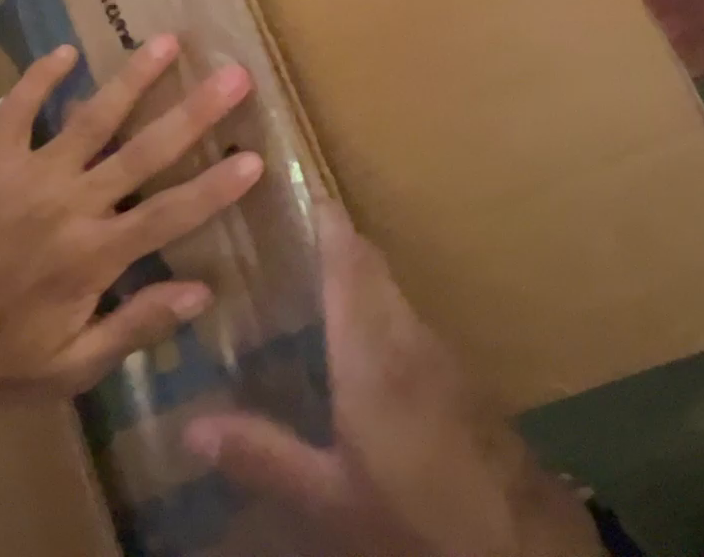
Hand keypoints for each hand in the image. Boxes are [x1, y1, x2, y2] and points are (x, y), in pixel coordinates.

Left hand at [0, 34, 261, 420]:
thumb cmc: (12, 359)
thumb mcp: (79, 364)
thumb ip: (138, 326)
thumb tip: (202, 292)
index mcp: (93, 257)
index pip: (169, 215)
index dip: (215, 187)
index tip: (254, 157)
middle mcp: (66, 208)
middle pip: (142, 153)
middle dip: (193, 113)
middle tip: (234, 76)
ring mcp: (24, 179)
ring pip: (89, 121)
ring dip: (131, 79)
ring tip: (166, 40)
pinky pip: (14, 113)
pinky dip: (37, 81)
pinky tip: (64, 51)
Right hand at [182, 203, 602, 556]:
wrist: (512, 534)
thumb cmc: (416, 503)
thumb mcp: (329, 494)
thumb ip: (263, 454)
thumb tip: (191, 426)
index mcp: (370, 347)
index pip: (348, 258)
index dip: (324, 217)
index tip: (294, 182)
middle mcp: (405, 331)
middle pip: (369, 262)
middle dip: (331, 235)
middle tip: (281, 226)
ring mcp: (435, 348)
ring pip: (388, 286)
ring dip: (353, 267)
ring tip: (303, 271)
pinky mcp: (450, 369)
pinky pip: (402, 315)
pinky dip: (372, 303)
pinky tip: (348, 334)